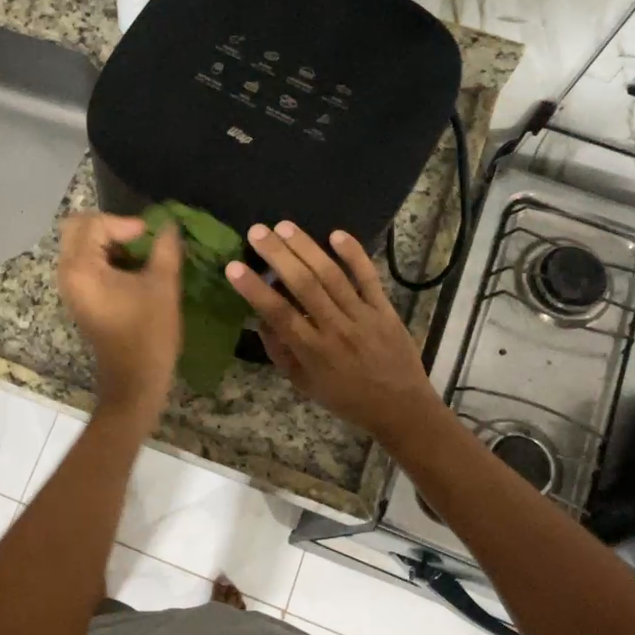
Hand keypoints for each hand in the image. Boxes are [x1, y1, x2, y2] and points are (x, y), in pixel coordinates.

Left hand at [56, 213, 183, 424]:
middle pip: (77, 228)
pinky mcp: (79, 298)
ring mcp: (70, 288)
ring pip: (79, 244)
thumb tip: (168, 225)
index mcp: (81, 268)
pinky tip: (132, 268)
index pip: (95, 223)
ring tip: (139, 251)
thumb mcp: (163, 286)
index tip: (152, 236)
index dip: (126, 223)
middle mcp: (67, 274)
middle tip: (139, 236)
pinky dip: (104, 257)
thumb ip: (165, 248)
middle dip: (109, 226)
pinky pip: (83, 262)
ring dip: (107, 241)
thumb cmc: (149, 334)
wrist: (134, 381)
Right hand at [226, 222, 439, 439]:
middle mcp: (336, 329)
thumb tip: (261, 320)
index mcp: (313, 352)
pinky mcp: (385, 309)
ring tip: (284, 226)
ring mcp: (363, 316)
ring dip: (307, 248)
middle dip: (278, 255)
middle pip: (304, 285)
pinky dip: (354, 254)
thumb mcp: (305, 385)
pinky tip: (336, 234)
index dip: (255, 289)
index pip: (279, 314)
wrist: (401, 408)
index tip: (234, 267)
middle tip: (257, 232)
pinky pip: (368, 277)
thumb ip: (281, 353)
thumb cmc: (347, 399)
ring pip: (332, 275)